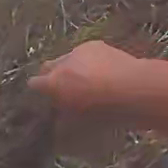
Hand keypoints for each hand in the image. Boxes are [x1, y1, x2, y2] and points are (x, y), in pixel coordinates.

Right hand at [29, 40, 147, 113]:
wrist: (134, 88)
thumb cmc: (105, 112)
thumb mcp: (79, 123)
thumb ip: (63, 118)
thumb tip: (58, 120)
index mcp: (53, 83)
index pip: (34, 83)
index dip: (38, 91)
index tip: (45, 98)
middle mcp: (61, 63)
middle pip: (47, 66)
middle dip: (52, 76)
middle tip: (64, 90)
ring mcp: (78, 51)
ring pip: (67, 58)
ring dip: (71, 67)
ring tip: (87, 80)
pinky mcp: (95, 44)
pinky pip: (85, 53)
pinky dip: (88, 61)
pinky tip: (102, 70)